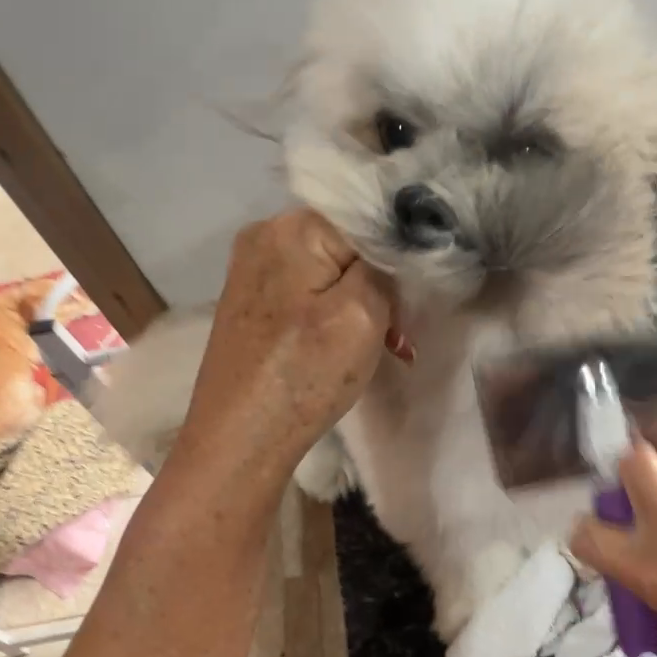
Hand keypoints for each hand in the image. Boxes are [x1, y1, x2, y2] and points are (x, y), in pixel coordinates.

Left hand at [178, 209, 395, 479]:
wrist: (241, 437)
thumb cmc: (305, 375)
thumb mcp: (363, 315)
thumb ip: (383, 269)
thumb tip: (394, 246)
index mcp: (292, 227)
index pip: (369, 219)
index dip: (400, 256)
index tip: (415, 298)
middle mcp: (266, 234)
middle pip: (349, 243)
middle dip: (382, 284)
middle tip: (401, 333)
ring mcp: (255, 269)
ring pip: (333, 271)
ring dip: (365, 305)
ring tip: (385, 346)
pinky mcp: (254, 301)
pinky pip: (310, 292)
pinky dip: (337, 316)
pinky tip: (349, 349)